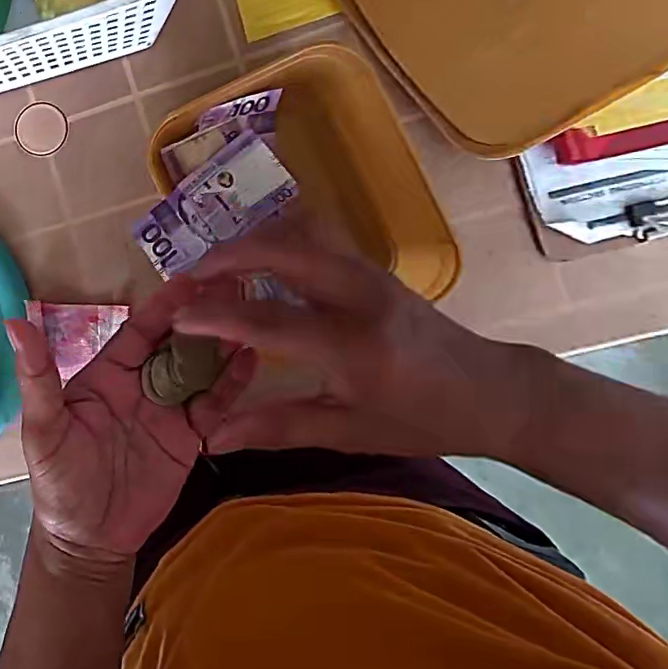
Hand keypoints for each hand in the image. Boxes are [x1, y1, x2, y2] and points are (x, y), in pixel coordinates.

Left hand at [6, 277, 258, 568]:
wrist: (89, 539)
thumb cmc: (59, 480)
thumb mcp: (44, 429)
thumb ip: (38, 377)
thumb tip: (14, 321)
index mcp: (108, 374)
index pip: (139, 331)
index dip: (163, 306)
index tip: (189, 280)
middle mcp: (142, 384)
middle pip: (176, 342)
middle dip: (202, 314)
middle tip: (233, 286)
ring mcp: (168, 410)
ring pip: (200, 368)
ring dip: (222, 343)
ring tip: (251, 315)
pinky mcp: (190, 437)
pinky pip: (213, 405)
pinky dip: (232, 384)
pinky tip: (250, 361)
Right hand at [171, 234, 535, 461]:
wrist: (490, 389)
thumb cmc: (420, 418)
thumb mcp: (349, 431)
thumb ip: (277, 428)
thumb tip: (214, 437)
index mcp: (354, 345)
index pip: (269, 322)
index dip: (217, 317)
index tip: (177, 317)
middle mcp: (359, 295)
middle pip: (283, 251)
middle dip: (228, 255)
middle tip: (190, 276)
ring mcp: (367, 271)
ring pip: (299, 231)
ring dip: (252, 241)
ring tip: (216, 265)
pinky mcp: (369, 264)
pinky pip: (313, 236)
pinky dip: (275, 239)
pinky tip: (255, 260)